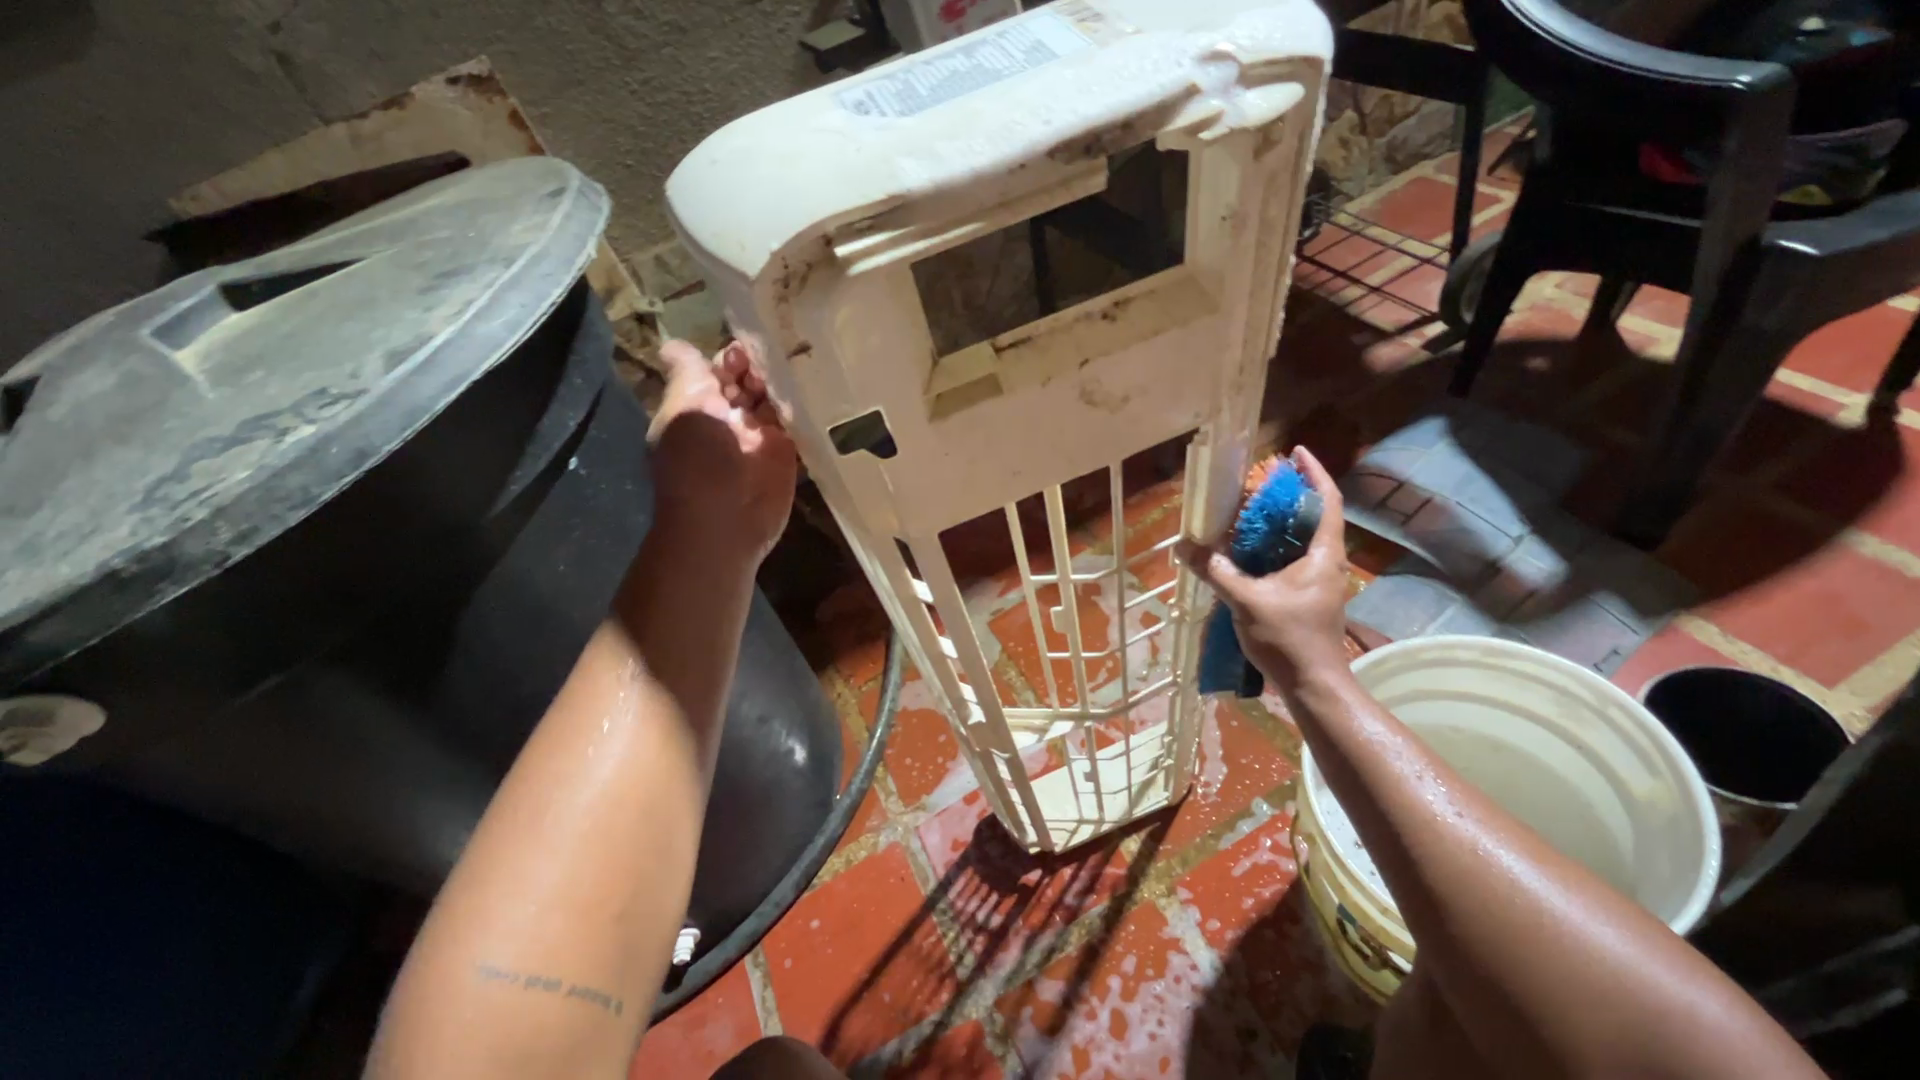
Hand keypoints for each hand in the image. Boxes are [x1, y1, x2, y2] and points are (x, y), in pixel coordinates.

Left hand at [648, 338, 797, 563]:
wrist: (723, 522)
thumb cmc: (696, 462)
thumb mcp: (682, 408)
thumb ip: (685, 373)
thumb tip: (674, 343)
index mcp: (696, 407)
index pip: (715, 371)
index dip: (729, 357)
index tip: (746, 350)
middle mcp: (727, 420)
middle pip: (746, 382)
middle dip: (759, 366)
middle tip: (777, 357)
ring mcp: (758, 437)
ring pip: (772, 399)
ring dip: (781, 383)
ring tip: (797, 367)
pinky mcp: (785, 453)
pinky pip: (794, 422)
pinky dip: (801, 404)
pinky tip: (814, 383)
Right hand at [1178, 446, 1351, 695]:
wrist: (1313, 685)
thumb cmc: (1288, 639)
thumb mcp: (1246, 601)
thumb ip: (1216, 571)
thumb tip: (1184, 547)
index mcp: (1324, 554)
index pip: (1327, 499)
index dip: (1314, 472)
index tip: (1295, 452)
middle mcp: (1329, 562)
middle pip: (1317, 515)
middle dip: (1292, 495)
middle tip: (1261, 483)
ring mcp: (1323, 581)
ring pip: (1306, 539)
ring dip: (1283, 523)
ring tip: (1252, 512)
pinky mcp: (1312, 597)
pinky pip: (1296, 559)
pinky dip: (1276, 548)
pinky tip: (1251, 553)